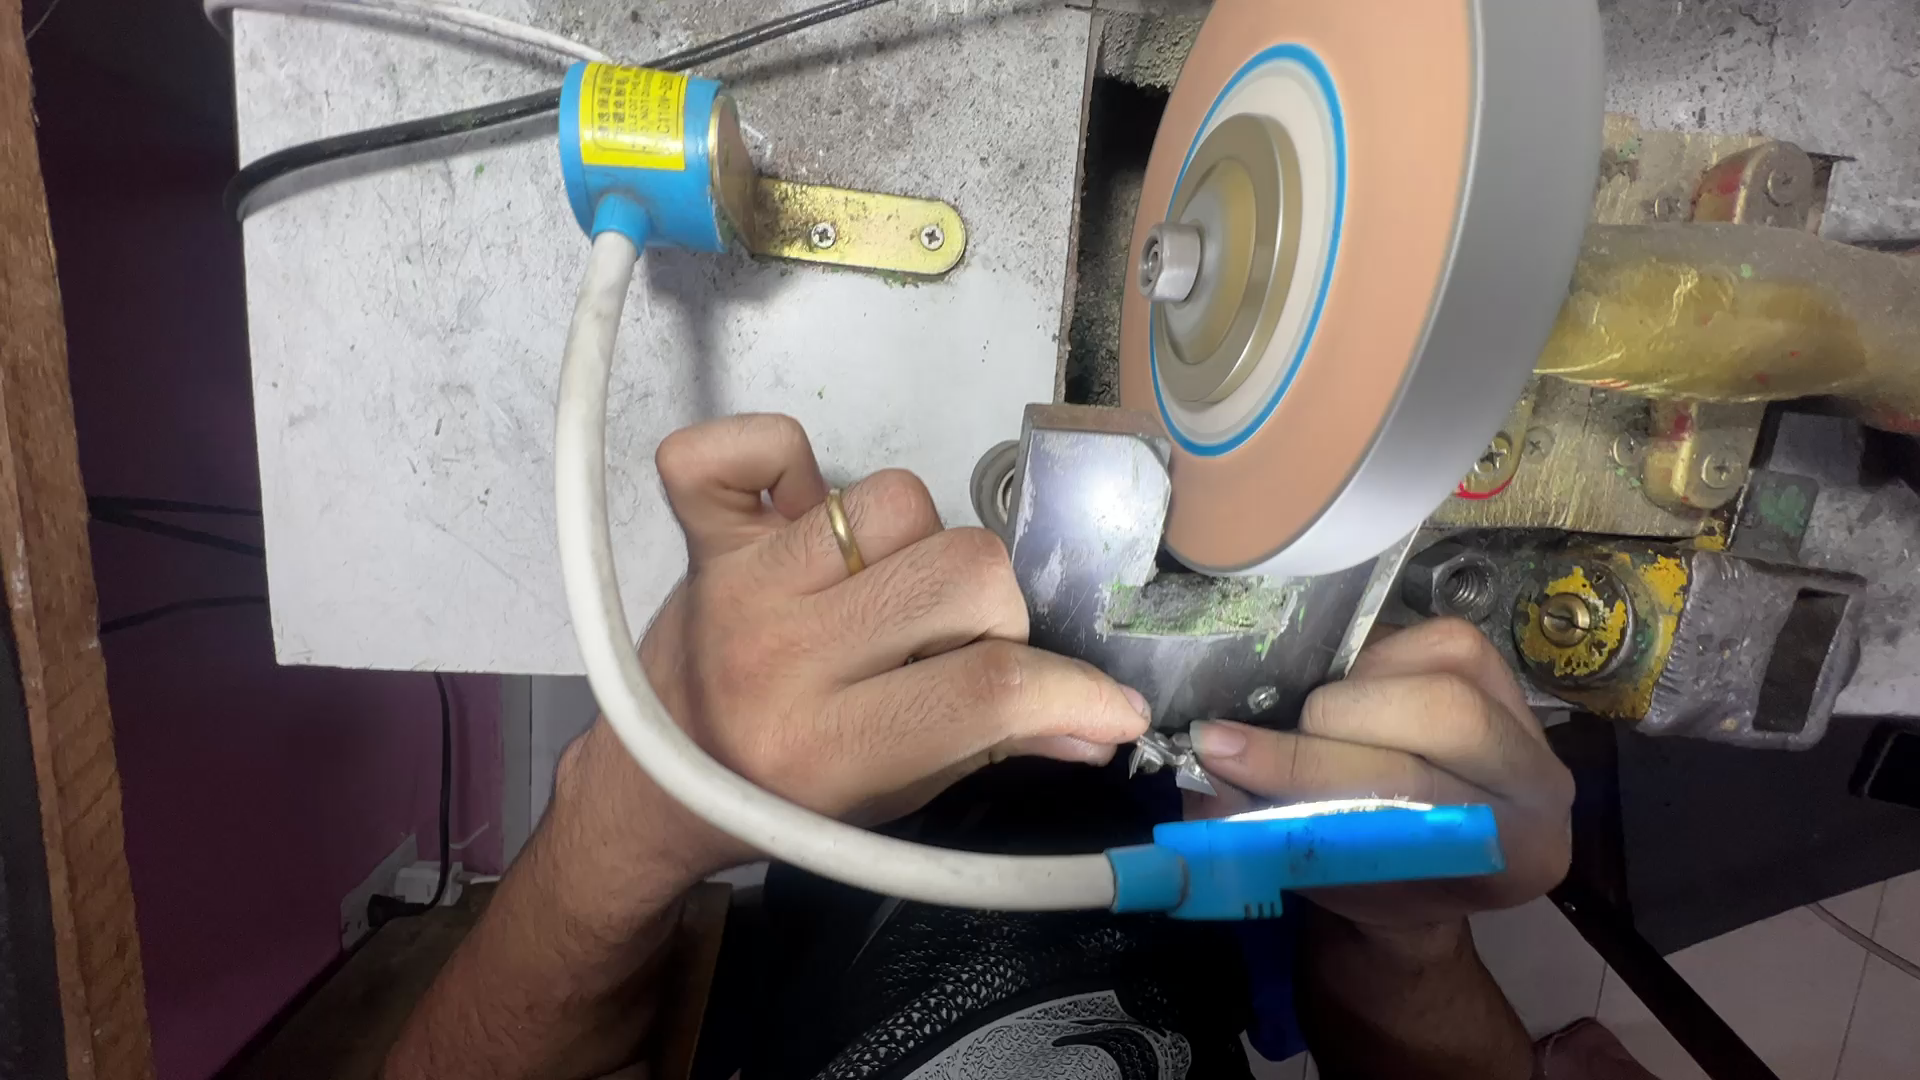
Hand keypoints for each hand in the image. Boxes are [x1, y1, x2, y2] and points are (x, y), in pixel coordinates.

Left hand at [551, 415, 1151, 909]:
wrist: (655, 782)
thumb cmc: (783, 801)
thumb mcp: (892, 800)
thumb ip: (994, 749)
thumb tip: (1099, 722)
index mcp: (823, 746)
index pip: (984, 689)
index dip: (1072, 688)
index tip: (1111, 702)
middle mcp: (778, 654)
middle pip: (959, 568)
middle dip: (991, 609)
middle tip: (958, 640)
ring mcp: (738, 581)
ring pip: (894, 500)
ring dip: (916, 542)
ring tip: (886, 586)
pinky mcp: (703, 533)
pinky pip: (747, 446)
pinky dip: (781, 455)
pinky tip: (799, 507)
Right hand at [1184, 618, 1573, 931]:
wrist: (1410, 864)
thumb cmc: (1362, 874)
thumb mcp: (1311, 871)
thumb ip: (1257, 826)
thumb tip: (1199, 762)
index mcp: (1514, 852)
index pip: (1414, 785)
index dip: (1309, 763)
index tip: (1218, 749)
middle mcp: (1544, 783)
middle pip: (1442, 710)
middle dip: (1327, 719)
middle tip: (1248, 731)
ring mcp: (1527, 719)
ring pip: (1441, 664)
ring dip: (1350, 686)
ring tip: (1304, 717)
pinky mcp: (1498, 673)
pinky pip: (1436, 638)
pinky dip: (1373, 655)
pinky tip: (1343, 689)